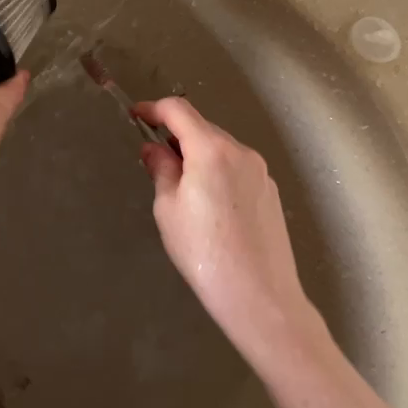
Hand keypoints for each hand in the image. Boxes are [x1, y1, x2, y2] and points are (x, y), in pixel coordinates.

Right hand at [134, 97, 319, 351]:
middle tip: (154, 159)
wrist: (261, 299)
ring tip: (181, 186)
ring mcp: (261, 172)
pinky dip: (217, 171)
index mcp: (211, 149)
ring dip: (197, 154)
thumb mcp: (168, 209)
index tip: (135, 116)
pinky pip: (236, 168)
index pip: (178, 110)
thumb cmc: (204, 252)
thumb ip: (161, 170)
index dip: (153, 108)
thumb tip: (154, 149)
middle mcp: (240, 151)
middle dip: (176, 135)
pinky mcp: (271, 193)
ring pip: (221, 148)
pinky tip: (210, 205)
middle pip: (202, 127)